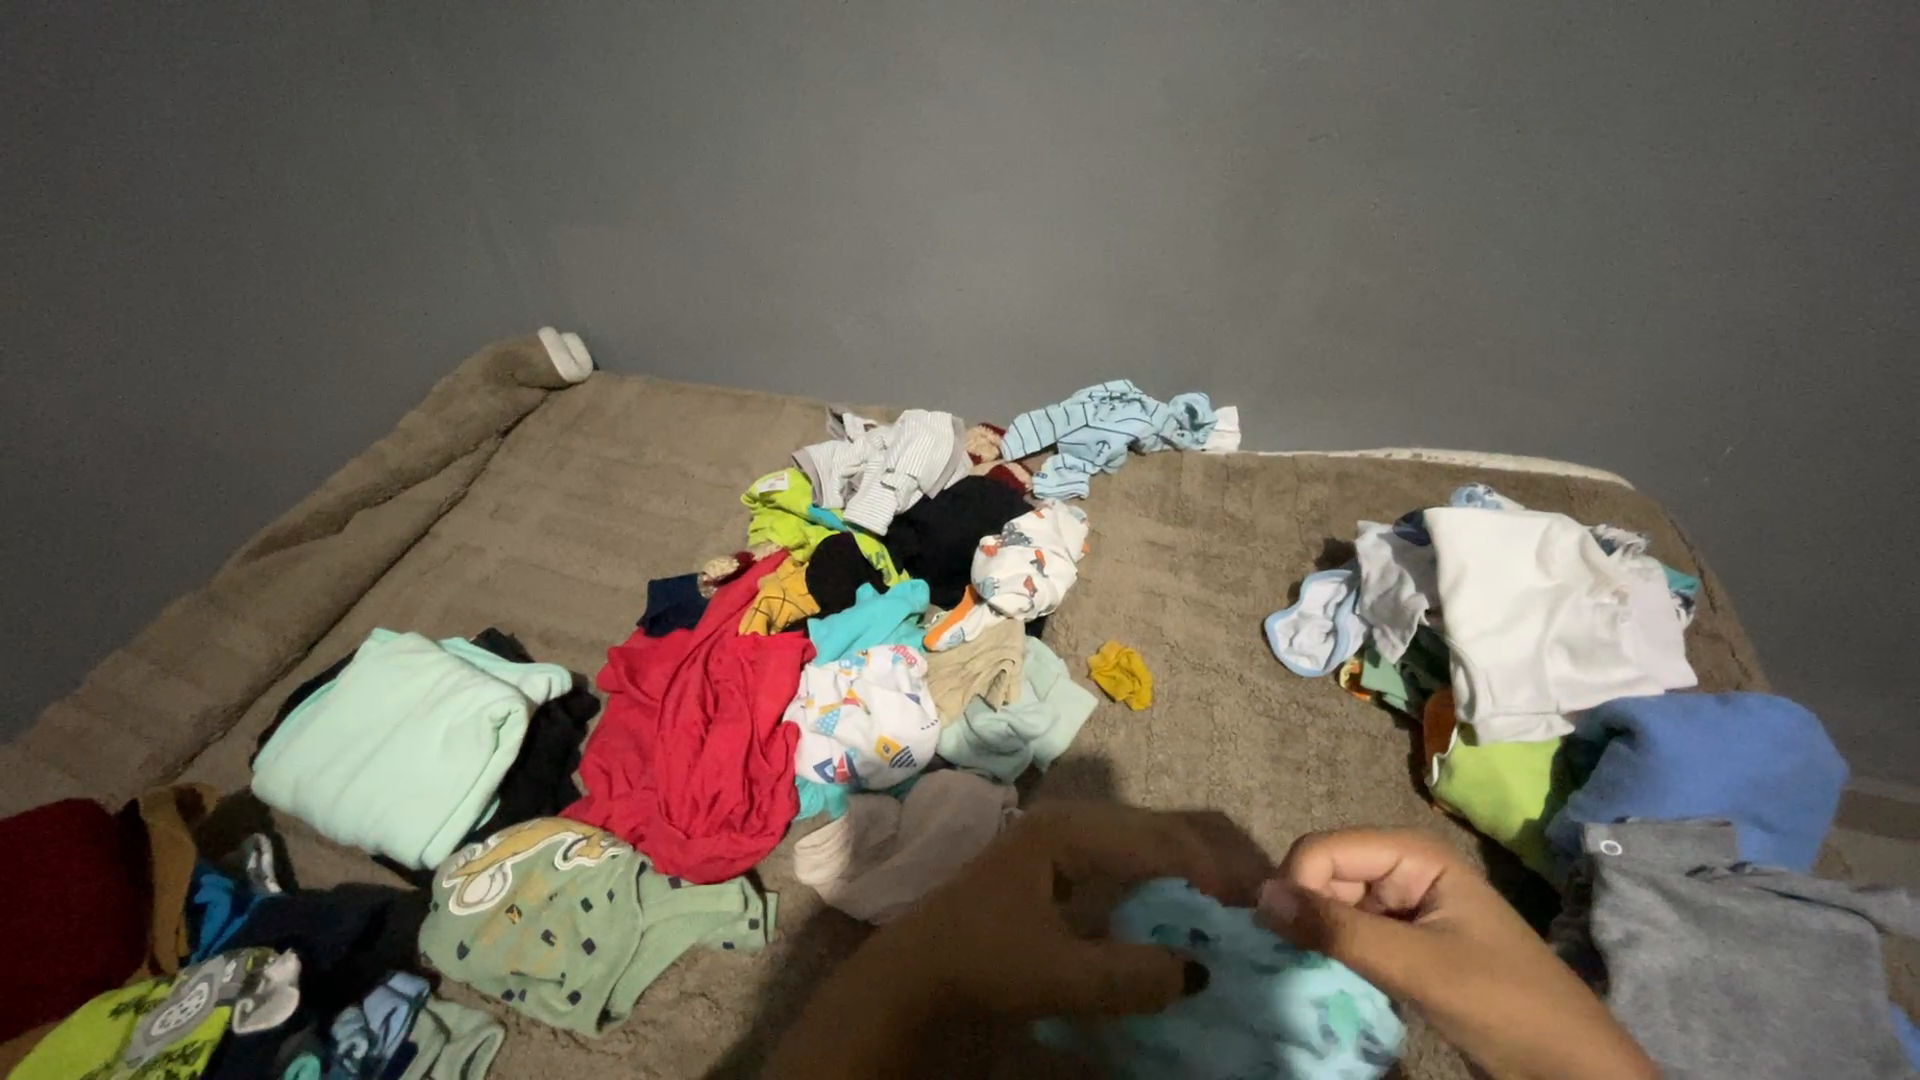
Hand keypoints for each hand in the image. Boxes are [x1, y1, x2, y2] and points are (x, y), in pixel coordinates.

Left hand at [767, 801, 1271, 1076]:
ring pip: (1145, 845)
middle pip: (1158, 830)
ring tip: (1233, 907)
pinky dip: (1163, 885)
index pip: (1159, 838)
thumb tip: (1200, 970)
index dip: (1213, 869)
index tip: (1261, 905)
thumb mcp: (1055, 974)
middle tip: (1261, 902)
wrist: (913, 975)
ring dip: (1190, 872)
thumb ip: (1128, 975)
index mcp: (1068, 831)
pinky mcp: (1061, 869)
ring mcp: (1064, 842)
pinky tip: (1184, 913)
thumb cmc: (979, 963)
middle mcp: (1070, 823)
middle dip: (1210, 863)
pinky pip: (1128, 866)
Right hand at [1257, 829, 1656, 1079]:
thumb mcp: (1419, 968)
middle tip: (1300, 959)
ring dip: (1317, 933)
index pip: (1322, 850)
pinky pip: (1348, 930)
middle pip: (1323, 871)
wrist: (1577, 1075)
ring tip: (1317, 971)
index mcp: (1411, 854)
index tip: (1284, 937)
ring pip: (1330, 902)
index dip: (1296, 886)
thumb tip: (1260, 897)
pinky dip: (1333, 950)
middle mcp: (1402, 868)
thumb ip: (1338, 930)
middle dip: (1304, 909)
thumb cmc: (1507, 1008)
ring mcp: (1403, 905)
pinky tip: (1335, 975)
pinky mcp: (1403, 940)